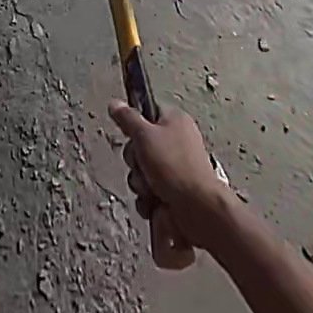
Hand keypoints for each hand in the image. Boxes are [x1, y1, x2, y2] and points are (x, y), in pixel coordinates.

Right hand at [109, 101, 231, 252]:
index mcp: (175, 121)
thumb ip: (127, 118)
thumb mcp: (144, 135)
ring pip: (142, 171)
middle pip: (140, 145)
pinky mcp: (173, 191)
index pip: (146, 113)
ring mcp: (175, 169)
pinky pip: (149, 192)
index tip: (131, 134)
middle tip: (143, 164)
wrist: (197, 209)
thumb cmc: (175, 167)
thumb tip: (115, 104)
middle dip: (135, 160)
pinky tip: (156, 200)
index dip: (134, 124)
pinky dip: (148, 199)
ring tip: (152, 187)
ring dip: (140, 182)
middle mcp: (176, 142)